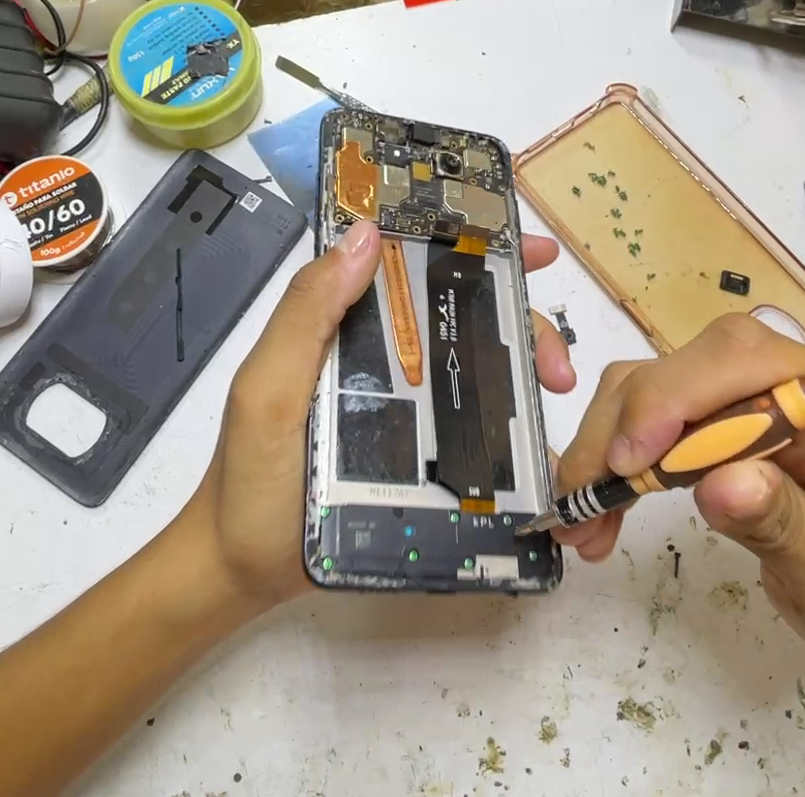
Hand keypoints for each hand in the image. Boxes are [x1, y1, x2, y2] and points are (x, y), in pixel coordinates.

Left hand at [186, 219, 577, 608]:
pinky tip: (544, 456)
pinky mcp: (418, 456)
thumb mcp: (269, 388)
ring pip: (480, 371)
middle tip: (558, 366)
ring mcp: (405, 409)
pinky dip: (514, 435)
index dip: (474, 248)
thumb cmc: (252, 477)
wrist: (246, 570)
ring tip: (557, 401)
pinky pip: (476, 433)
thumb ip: (306, 313)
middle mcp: (384, 359)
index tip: (533, 251)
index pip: (414, 269)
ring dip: (527, 376)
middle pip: (465, 319)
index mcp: (349, 328)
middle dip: (523, 325)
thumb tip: (366, 234)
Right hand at [552, 313, 804, 655]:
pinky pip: (638, 414)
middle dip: (617, 433)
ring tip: (581, 522)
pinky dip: (606, 459)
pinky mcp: (707, 413)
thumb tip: (723, 484)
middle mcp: (778, 381)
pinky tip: (598, 509)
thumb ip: (790, 528)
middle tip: (580, 509)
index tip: (629, 465)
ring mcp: (737, 393)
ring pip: (642, 386)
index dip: (674, 395)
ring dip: (599, 448)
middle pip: (676, 368)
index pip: (740, 358)